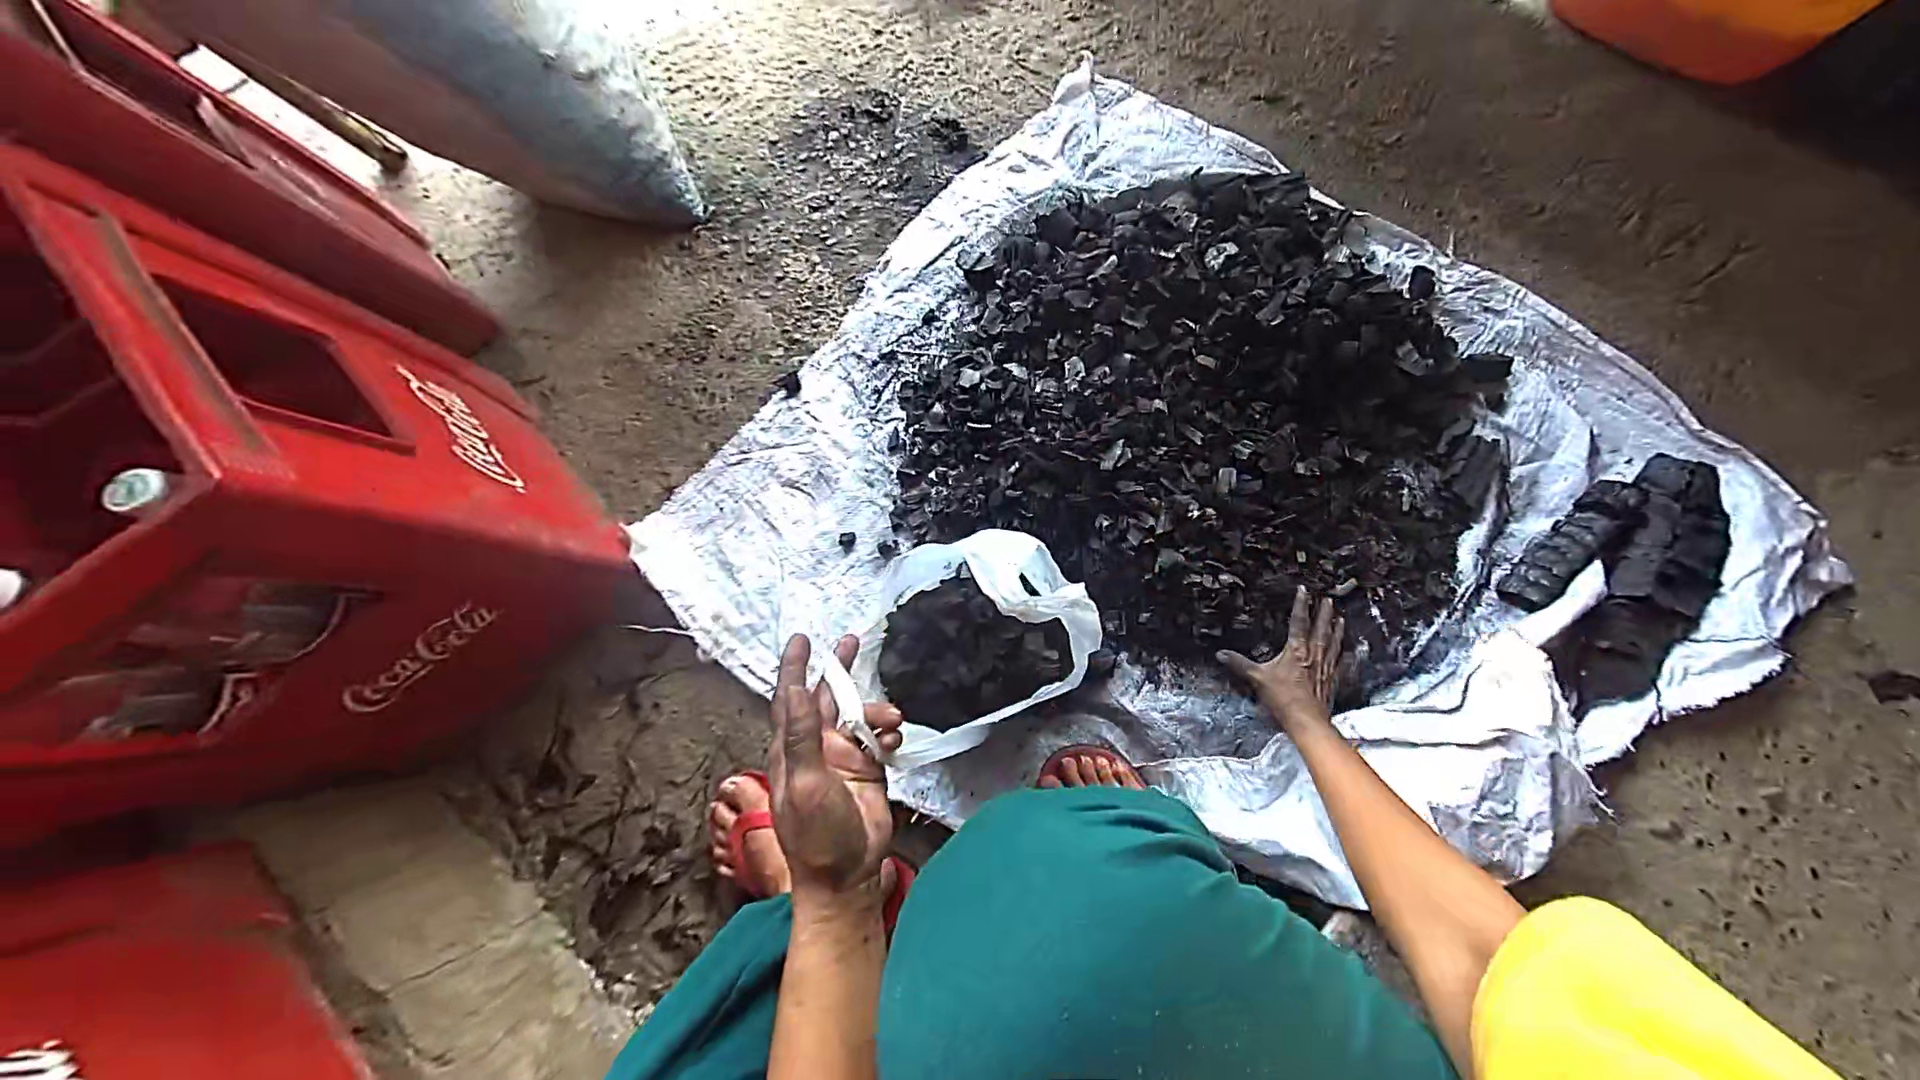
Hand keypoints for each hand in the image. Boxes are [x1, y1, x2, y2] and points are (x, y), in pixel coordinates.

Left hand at [768, 633, 903, 904]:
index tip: (802, 639)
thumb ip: (802, 736)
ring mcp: (843, 757)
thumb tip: (795, 690)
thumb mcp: (805, 783)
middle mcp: (817, 746)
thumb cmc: (816, 835)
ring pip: (860, 716)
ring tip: (893, 720)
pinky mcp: (868, 768)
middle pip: (827, 696)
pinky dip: (889, 734)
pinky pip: (879, 738)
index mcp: (792, 748)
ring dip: (876, 711)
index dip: (794, 667)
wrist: (849, 873)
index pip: (791, 698)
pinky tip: (894, 739)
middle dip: (838, 670)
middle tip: (851, 642)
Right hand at [1218, 586, 1344, 728]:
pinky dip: (1342, 652)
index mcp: (1297, 650)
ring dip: (1337, 629)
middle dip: (1324, 613)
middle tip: (1328, 600)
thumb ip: (1239, 664)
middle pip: (1321, 628)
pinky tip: (1345, 650)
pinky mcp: (1332, 679)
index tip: (1304, 592)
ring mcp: (1326, 667)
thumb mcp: (1257, 678)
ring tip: (1340, 618)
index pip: (1299, 622)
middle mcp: (1314, 655)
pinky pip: (1339, 661)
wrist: (1307, 720)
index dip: (1301, 605)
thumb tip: (1221, 654)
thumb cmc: (1284, 698)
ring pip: (1333, 642)